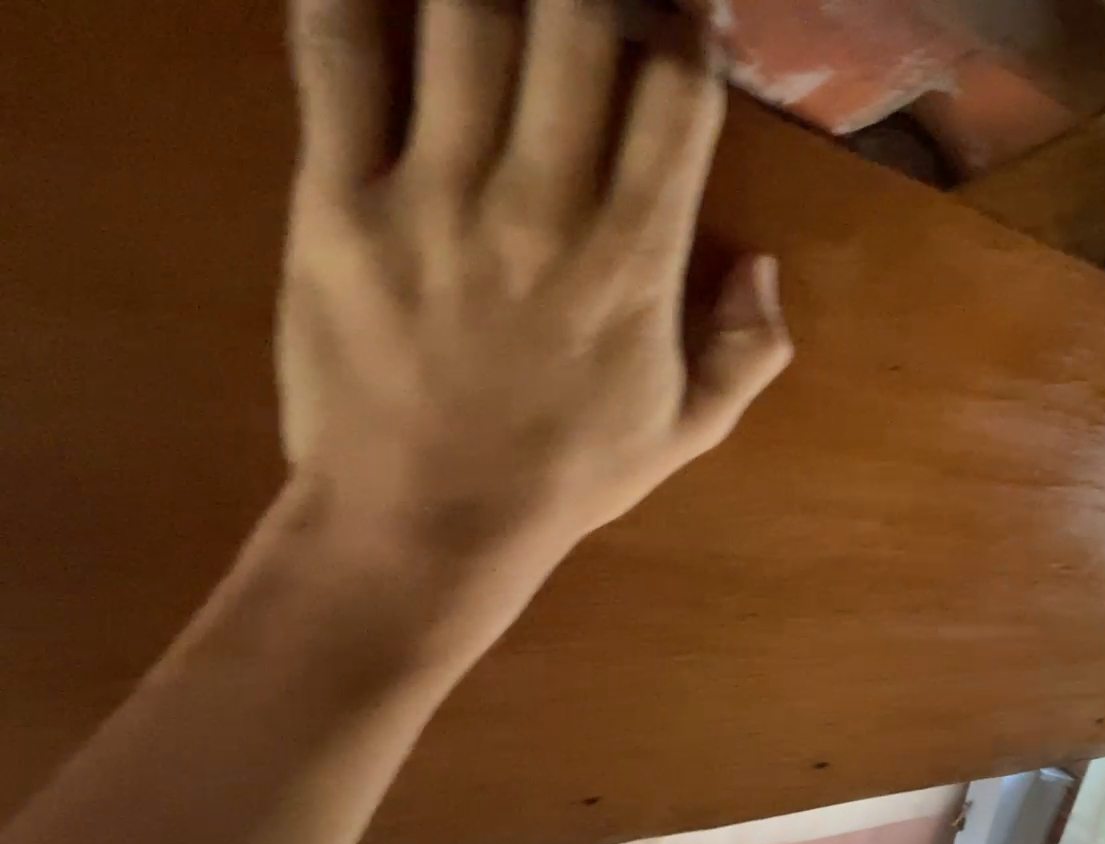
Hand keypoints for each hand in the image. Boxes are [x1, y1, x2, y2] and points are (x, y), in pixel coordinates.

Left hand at [277, 0, 790, 559]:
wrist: (427, 520)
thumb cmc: (570, 474)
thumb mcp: (692, 430)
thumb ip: (751, 350)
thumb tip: (760, 263)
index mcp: (635, 264)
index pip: (675, 104)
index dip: (688, 35)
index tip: (688, 15)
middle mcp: (543, 210)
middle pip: (575, 29)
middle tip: (601, 0)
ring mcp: (435, 197)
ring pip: (464, 20)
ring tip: (519, 4)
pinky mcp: (335, 200)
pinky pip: (337, 57)